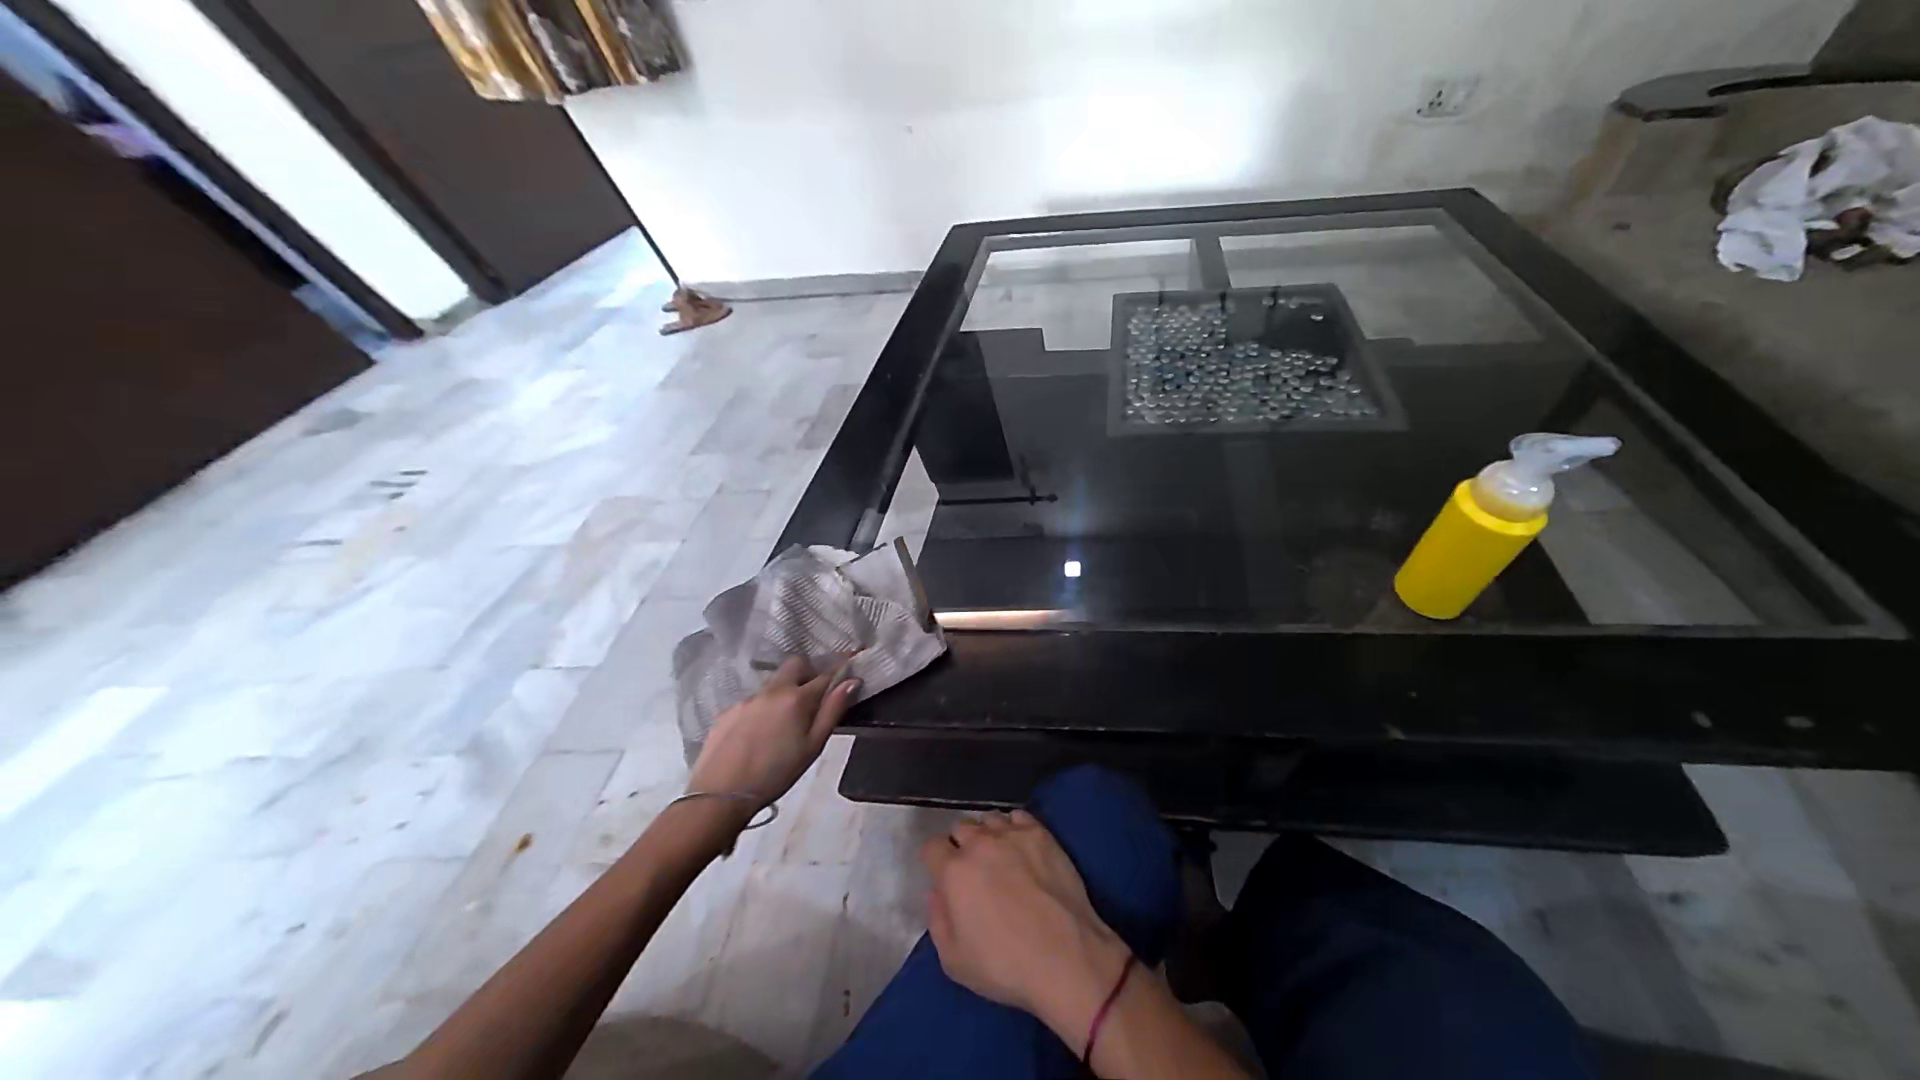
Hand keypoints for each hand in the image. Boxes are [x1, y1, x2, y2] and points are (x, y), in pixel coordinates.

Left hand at [686, 656, 858, 806]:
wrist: (720, 793)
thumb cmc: (776, 774)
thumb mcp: (813, 747)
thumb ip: (833, 711)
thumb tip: (852, 682)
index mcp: (797, 698)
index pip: (825, 674)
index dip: (839, 670)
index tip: (848, 667)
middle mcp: (772, 690)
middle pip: (796, 664)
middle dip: (809, 672)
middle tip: (814, 697)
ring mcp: (748, 699)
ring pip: (773, 684)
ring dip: (784, 693)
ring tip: (783, 725)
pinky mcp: (728, 711)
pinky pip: (753, 702)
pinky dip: (762, 710)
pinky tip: (758, 736)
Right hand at [921, 811, 1131, 1042]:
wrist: (1066, 958)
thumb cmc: (1006, 966)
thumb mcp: (954, 961)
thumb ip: (937, 921)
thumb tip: (937, 893)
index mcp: (954, 872)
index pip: (932, 847)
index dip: (935, 862)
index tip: (945, 878)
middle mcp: (979, 843)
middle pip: (960, 828)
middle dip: (961, 846)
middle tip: (974, 871)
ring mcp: (1012, 835)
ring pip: (989, 820)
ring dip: (988, 835)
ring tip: (999, 857)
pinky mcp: (1041, 835)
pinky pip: (1019, 816)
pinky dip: (1014, 827)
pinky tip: (1022, 847)